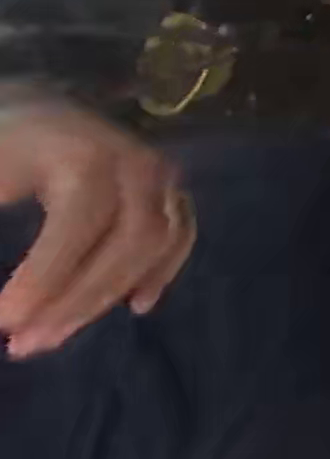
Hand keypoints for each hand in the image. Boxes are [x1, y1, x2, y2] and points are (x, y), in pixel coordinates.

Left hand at [0, 96, 195, 357]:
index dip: (49, 272)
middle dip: (84, 294)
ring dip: (114, 291)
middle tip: (26, 347)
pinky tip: (136, 304)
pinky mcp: (171, 188)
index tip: (2, 324)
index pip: (83, 221)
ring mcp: (164, 176)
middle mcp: (141, 165)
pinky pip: (182, 230)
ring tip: (56, 335)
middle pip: (134, 235)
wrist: (30, 111)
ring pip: (162, 238)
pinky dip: (164, 268)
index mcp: (86, 157)